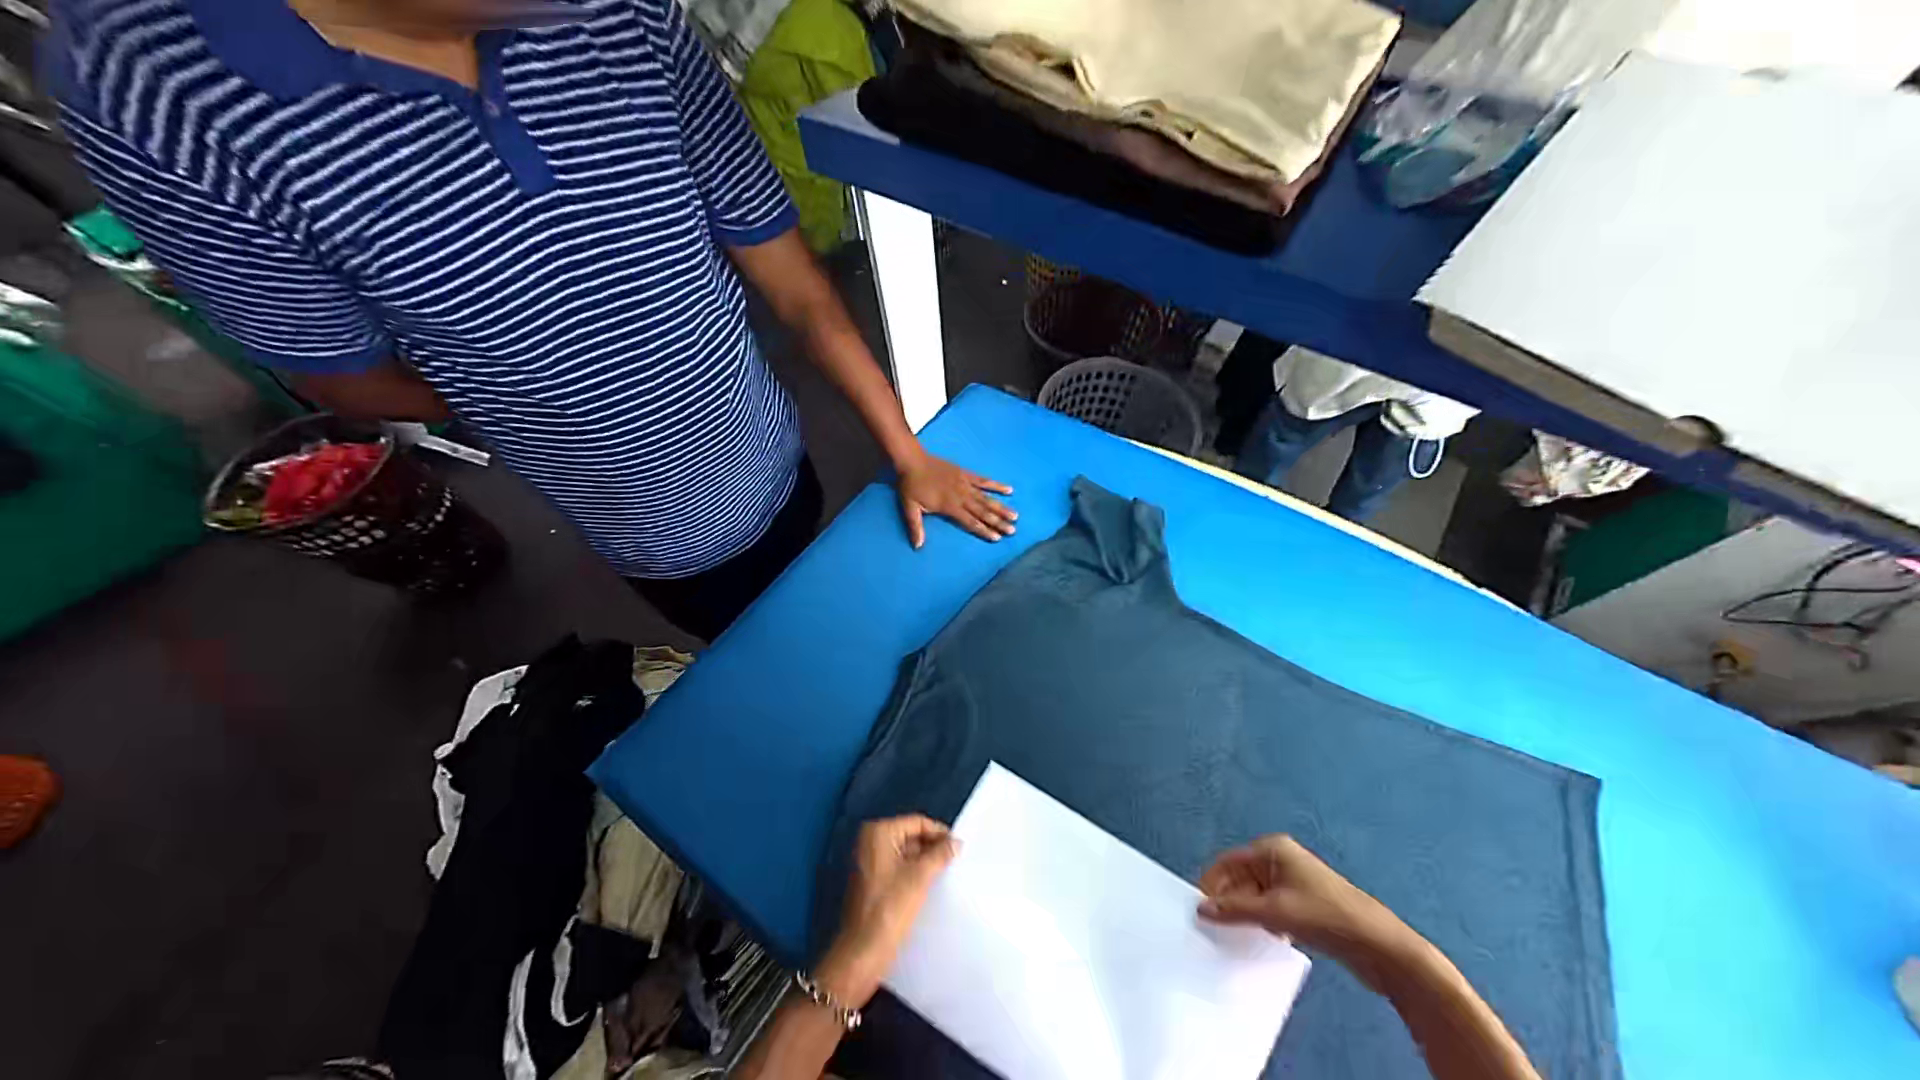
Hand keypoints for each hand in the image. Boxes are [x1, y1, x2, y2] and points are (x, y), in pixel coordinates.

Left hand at [818, 815, 959, 1005]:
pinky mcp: (871, 880)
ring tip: (947, 873)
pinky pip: (898, 867)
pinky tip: (930, 885)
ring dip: (925, 861)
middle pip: (910, 835)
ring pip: (905, 853)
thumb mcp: (920, 877)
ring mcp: (868, 861)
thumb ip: (940, 854)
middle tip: (956, 860)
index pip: (917, 822)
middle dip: (932, 847)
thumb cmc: (890, 908)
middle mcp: (869, 841)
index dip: (939, 833)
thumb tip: (956, 841)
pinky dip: (914, 872)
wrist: (863, 952)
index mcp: (878, 832)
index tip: (959, 847)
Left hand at [895, 450, 1015, 547]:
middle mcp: (961, 496)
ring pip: (986, 498)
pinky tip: (1009, 490)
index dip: (984, 530)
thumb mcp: (910, 508)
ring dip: (1001, 507)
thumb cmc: (910, 486)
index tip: (997, 538)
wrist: (912, 460)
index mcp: (950, 506)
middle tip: (1013, 530)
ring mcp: (965, 484)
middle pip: (983, 511)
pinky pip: (984, 480)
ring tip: (1015, 515)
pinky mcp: (965, 473)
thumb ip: (915, 527)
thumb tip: (918, 546)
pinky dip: (996, 485)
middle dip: (998, 522)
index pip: (970, 521)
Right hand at [1197, 834, 1414, 967]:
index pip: (1227, 862)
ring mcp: (1294, 882)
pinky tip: (1264, 938)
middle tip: (1215, 927)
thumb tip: (1203, 908)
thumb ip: (1234, 909)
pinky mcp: (1304, 904)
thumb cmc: (1326, 916)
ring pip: (1255, 896)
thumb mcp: (1274, 912)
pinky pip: (1271, 909)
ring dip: (1246, 914)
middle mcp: (1281, 860)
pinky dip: (1263, 921)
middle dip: (1228, 901)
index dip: (1211, 883)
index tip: (1199, 909)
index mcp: (1272, 849)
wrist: (1379, 946)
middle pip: (1240, 878)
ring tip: (1238, 935)